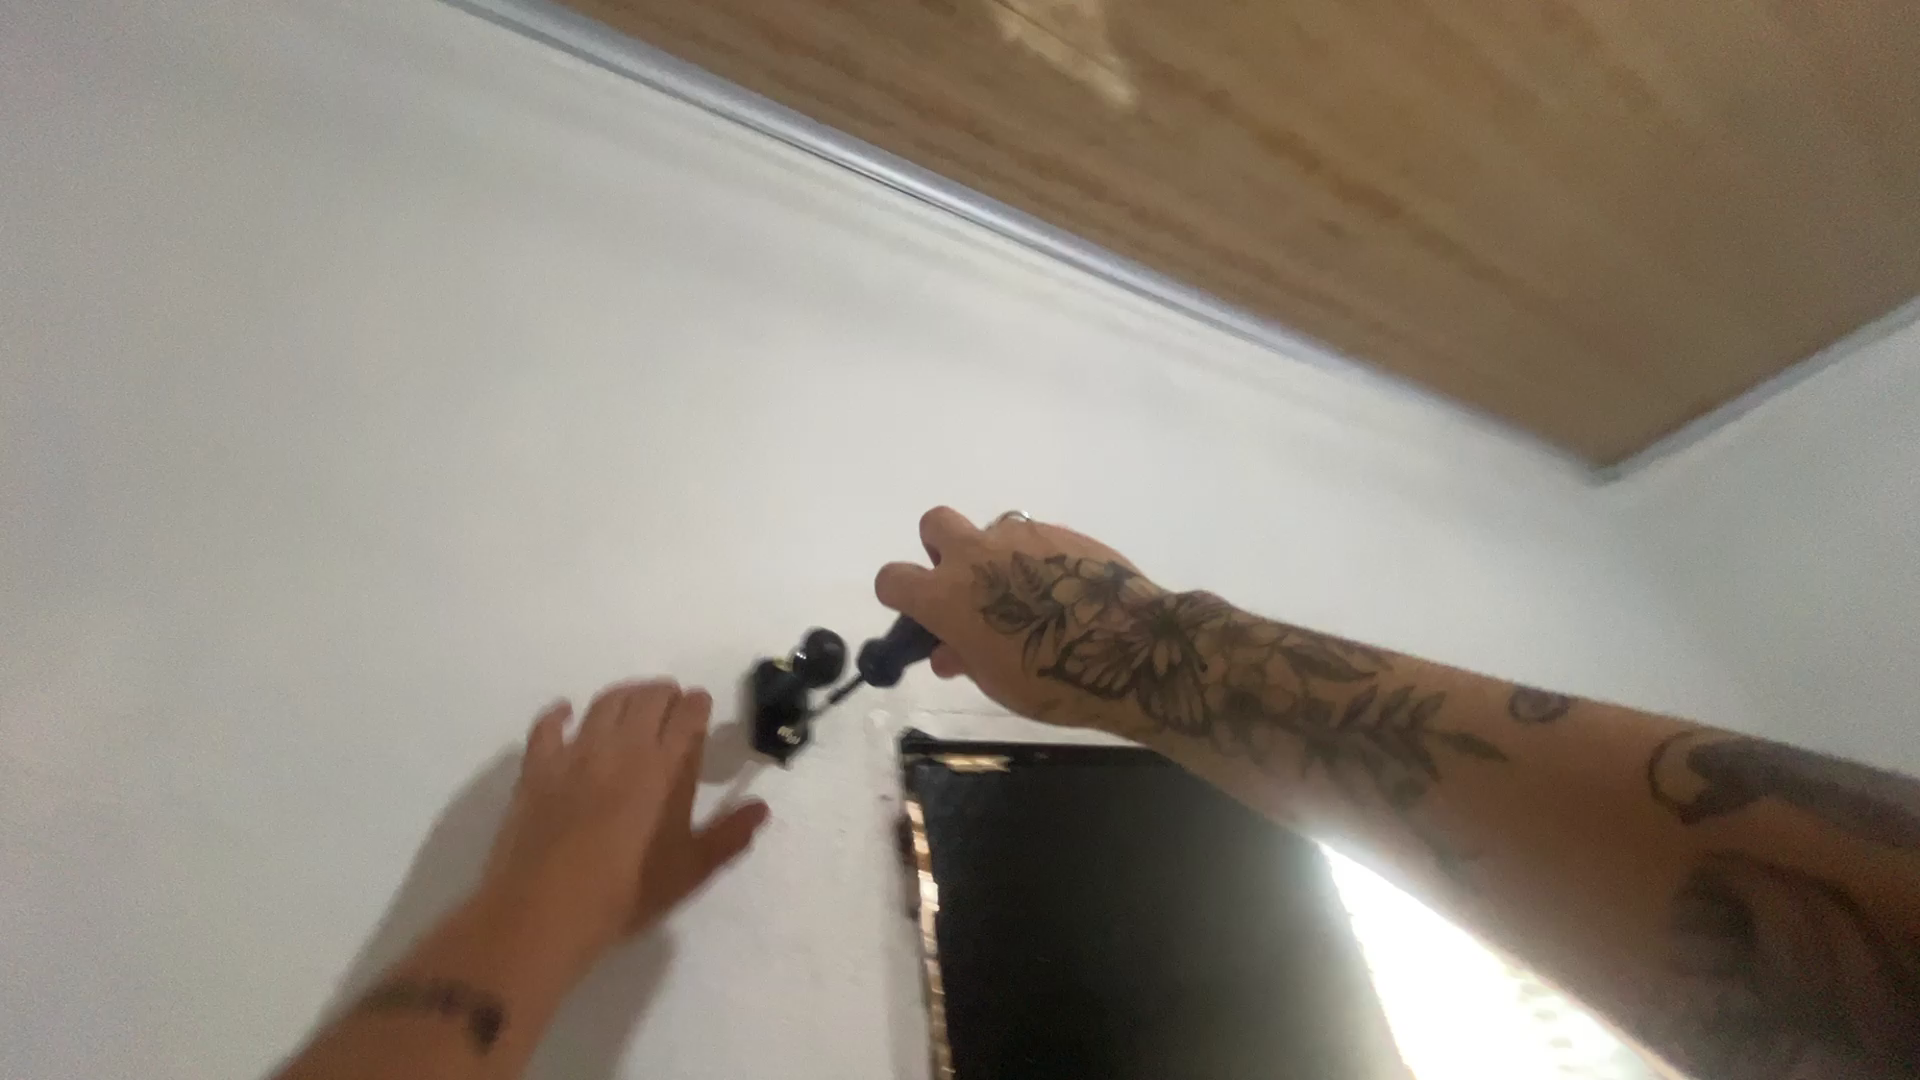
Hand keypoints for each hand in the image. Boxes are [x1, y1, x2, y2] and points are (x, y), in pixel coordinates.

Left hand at [476, 681, 769, 973]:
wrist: (541, 917)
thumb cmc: (625, 893)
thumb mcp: (690, 871)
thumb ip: (729, 836)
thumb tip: (762, 808)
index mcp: (666, 766)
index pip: (689, 712)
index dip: (698, 704)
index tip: (701, 710)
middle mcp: (624, 747)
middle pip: (649, 696)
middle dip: (666, 693)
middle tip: (672, 705)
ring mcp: (577, 754)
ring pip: (606, 701)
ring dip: (625, 694)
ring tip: (633, 704)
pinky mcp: (537, 769)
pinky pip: (548, 725)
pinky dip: (560, 713)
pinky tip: (566, 713)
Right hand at [873, 507, 1148, 729]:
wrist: (1129, 649)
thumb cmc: (1051, 679)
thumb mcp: (995, 681)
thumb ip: (963, 657)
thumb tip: (946, 651)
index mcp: (946, 596)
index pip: (892, 578)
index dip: (899, 594)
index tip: (917, 610)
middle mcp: (975, 556)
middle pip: (933, 524)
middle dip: (940, 548)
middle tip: (966, 585)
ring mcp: (1018, 537)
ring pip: (988, 531)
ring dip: (994, 557)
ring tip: (1027, 596)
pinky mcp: (1059, 531)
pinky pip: (1031, 539)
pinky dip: (1034, 560)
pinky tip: (1063, 592)